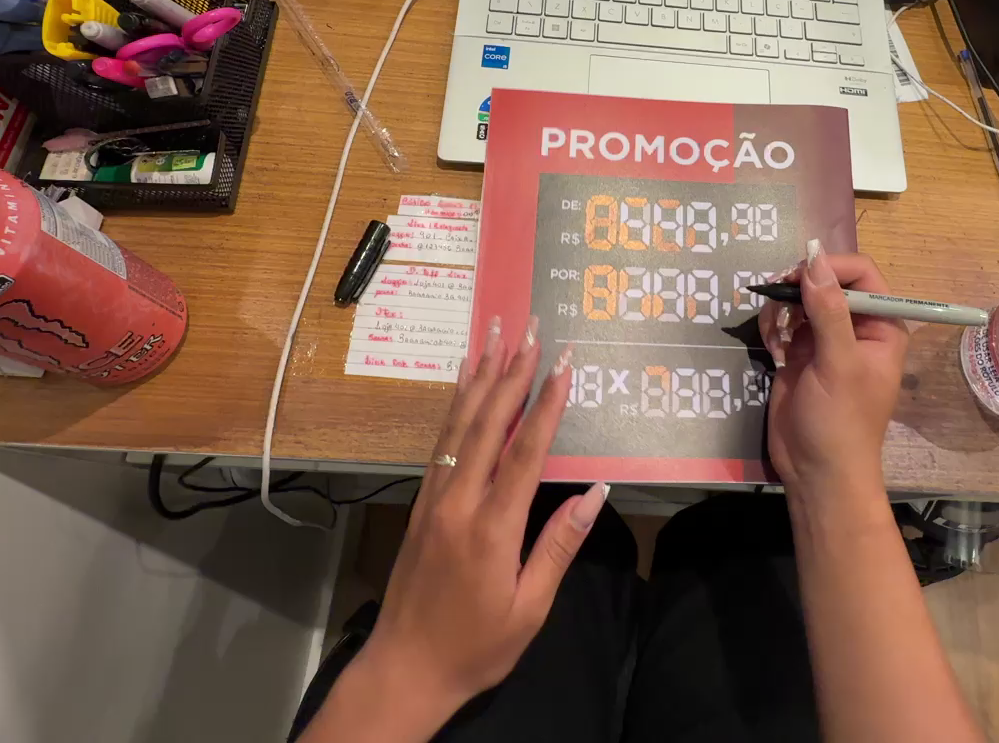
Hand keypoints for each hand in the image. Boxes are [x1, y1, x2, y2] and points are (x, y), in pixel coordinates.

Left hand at [327, 316, 603, 733]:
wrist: (403, 669)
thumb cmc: (476, 645)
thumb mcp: (529, 609)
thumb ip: (558, 546)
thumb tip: (595, 493)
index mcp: (491, 528)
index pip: (524, 452)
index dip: (546, 405)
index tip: (562, 363)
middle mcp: (459, 500)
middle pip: (489, 423)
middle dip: (512, 371)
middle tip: (530, 327)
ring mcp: (436, 496)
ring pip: (460, 422)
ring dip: (482, 374)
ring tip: (496, 332)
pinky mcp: (423, 499)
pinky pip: (442, 439)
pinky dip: (457, 401)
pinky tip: (465, 378)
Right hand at [758, 243, 908, 500]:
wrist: (815, 472)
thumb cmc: (840, 422)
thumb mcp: (839, 364)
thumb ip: (828, 310)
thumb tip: (813, 259)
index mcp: (881, 325)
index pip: (860, 273)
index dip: (830, 267)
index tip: (798, 276)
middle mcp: (855, 326)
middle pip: (824, 281)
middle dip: (797, 289)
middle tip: (777, 301)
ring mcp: (825, 338)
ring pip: (798, 299)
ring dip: (781, 311)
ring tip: (778, 340)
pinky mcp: (799, 352)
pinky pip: (783, 321)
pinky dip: (773, 328)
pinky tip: (774, 351)